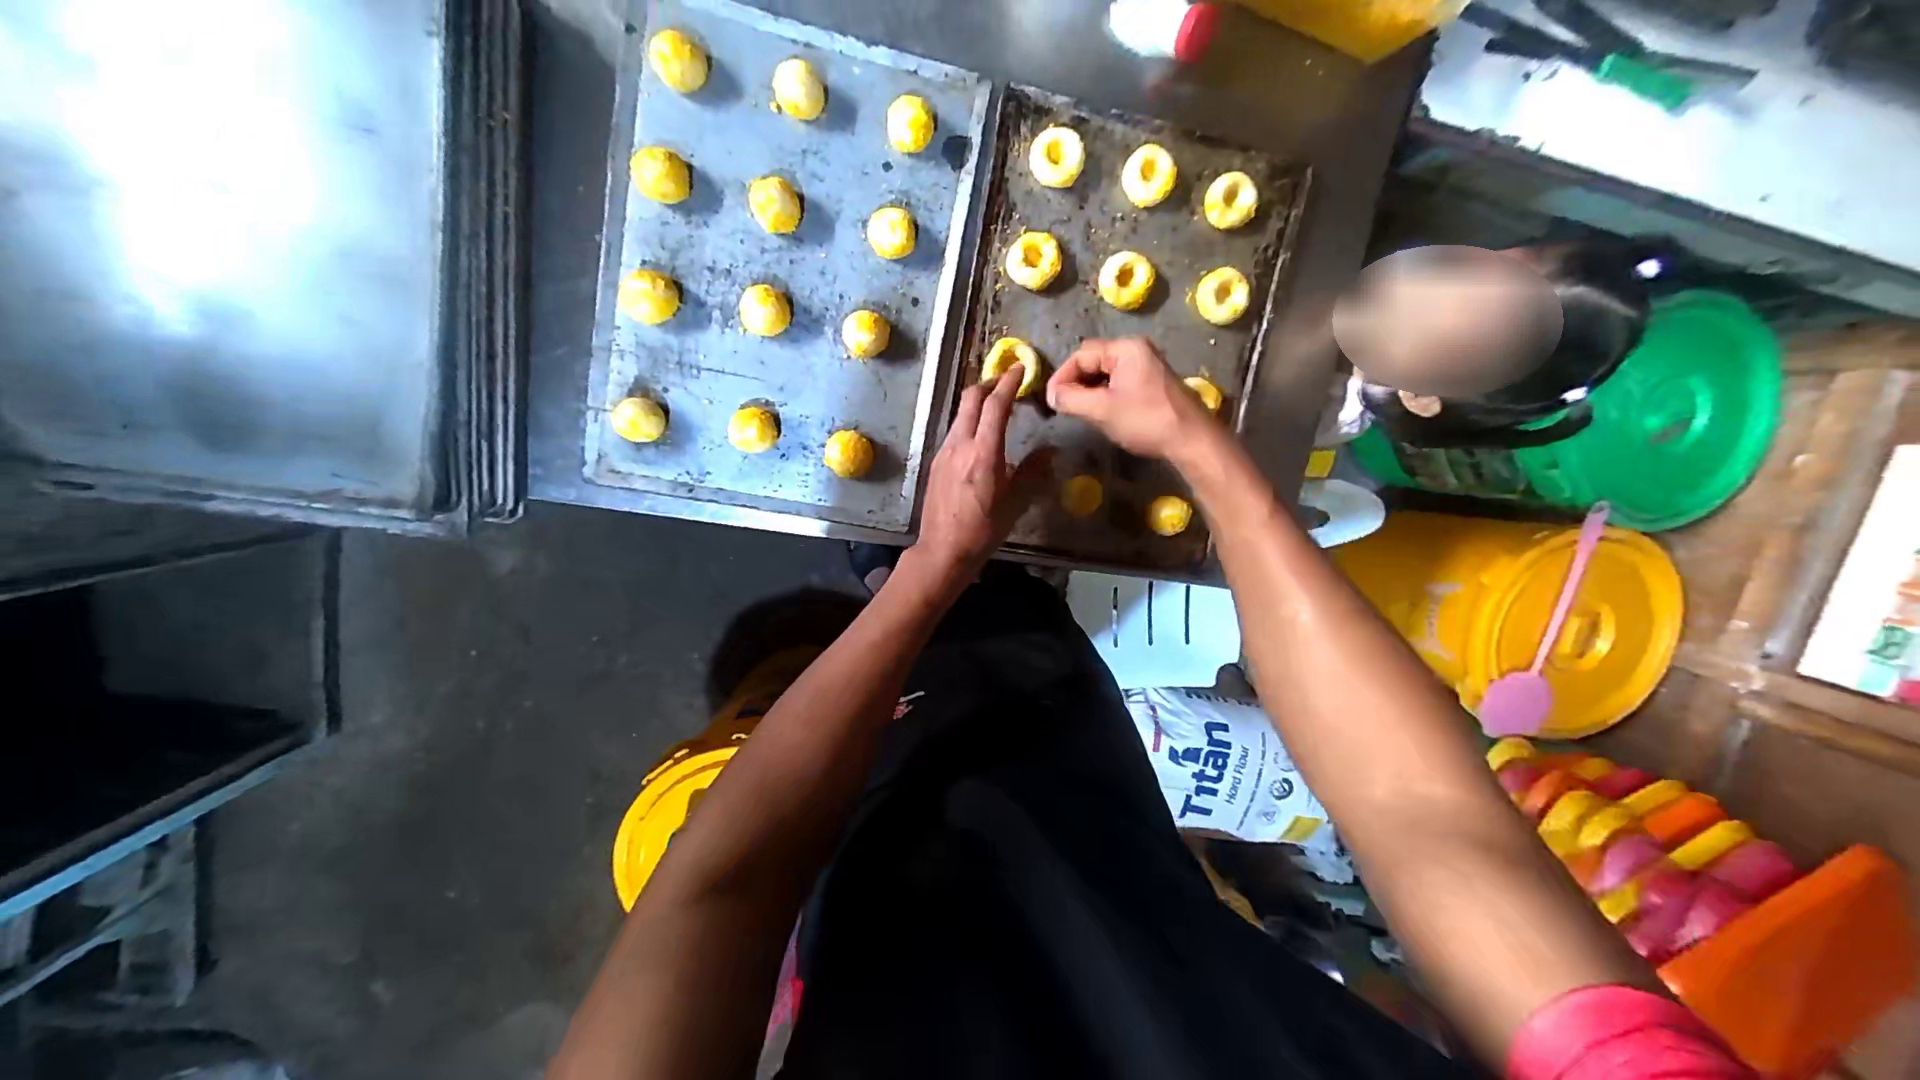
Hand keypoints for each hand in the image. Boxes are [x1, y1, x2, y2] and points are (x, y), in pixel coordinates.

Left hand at [914, 369, 1053, 581]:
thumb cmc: (983, 530)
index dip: (1009, 383)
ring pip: (961, 415)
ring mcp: (944, 453)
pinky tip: (980, 435)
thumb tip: (1051, 451)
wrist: (943, 550)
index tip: (1020, 369)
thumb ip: (1034, 471)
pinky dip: (969, 422)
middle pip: (971, 400)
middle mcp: (960, 446)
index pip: (995, 405)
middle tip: (1007, 380)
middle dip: (990, 384)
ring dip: (978, 403)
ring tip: (996, 405)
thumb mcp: (1016, 503)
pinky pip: (954, 432)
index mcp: (983, 453)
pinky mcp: (936, 463)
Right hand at [1045, 337, 1214, 462]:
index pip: (1081, 355)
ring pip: (1105, 373)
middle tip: (1063, 407)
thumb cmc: (1146, 421)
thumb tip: (1051, 395)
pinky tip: (1100, 413)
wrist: (1192, 440)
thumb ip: (1071, 399)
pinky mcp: (1152, 383)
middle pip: (1093, 360)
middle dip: (1075, 382)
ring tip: (1078, 412)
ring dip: (1089, 390)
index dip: (1061, 377)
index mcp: (1125, 348)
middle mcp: (1137, 350)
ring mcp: (1147, 366)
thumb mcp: (1102, 410)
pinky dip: (1104, 395)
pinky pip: (1119, 382)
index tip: (1050, 401)